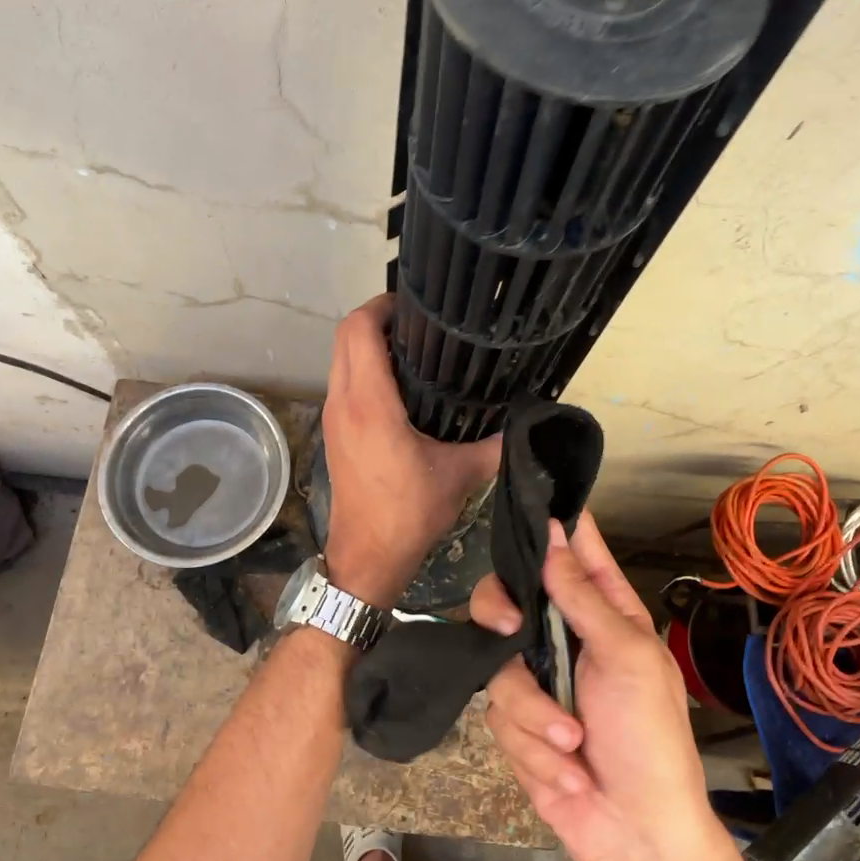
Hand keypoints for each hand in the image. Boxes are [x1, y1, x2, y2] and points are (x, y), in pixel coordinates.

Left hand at [321, 294, 499, 607]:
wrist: (367, 557)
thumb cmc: (408, 514)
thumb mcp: (459, 476)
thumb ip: (495, 445)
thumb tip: (526, 422)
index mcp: (369, 404)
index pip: (360, 331)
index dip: (383, 306)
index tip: (415, 303)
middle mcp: (343, 403)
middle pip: (345, 337)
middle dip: (376, 318)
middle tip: (419, 321)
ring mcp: (333, 417)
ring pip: (340, 359)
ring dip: (367, 344)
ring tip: (413, 345)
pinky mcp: (333, 432)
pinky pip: (343, 382)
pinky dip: (363, 368)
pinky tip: (398, 383)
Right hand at [473, 512, 776, 860]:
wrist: (632, 830)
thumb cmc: (649, 737)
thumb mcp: (628, 659)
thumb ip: (585, 600)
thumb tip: (555, 537)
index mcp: (604, 614)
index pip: (576, 554)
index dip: (554, 525)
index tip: (528, 495)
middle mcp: (563, 638)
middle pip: (507, 598)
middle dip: (502, 616)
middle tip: (507, 627)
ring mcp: (535, 680)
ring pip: (497, 667)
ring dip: (536, 715)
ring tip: (574, 743)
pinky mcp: (516, 722)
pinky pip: (498, 715)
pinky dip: (533, 746)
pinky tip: (566, 770)